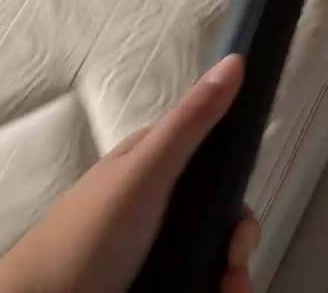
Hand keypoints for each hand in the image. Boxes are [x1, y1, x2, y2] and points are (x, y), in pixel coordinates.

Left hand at [0, 56, 261, 292]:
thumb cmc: (86, 237)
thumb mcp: (145, 171)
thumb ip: (192, 119)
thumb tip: (237, 57)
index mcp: (156, 167)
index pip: (218, 164)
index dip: (238, 191)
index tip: (240, 224)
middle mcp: (157, 206)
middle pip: (219, 216)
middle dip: (237, 244)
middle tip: (232, 269)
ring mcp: (151, 249)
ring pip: (210, 254)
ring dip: (230, 276)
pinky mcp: (148, 279)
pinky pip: (193, 280)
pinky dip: (213, 288)